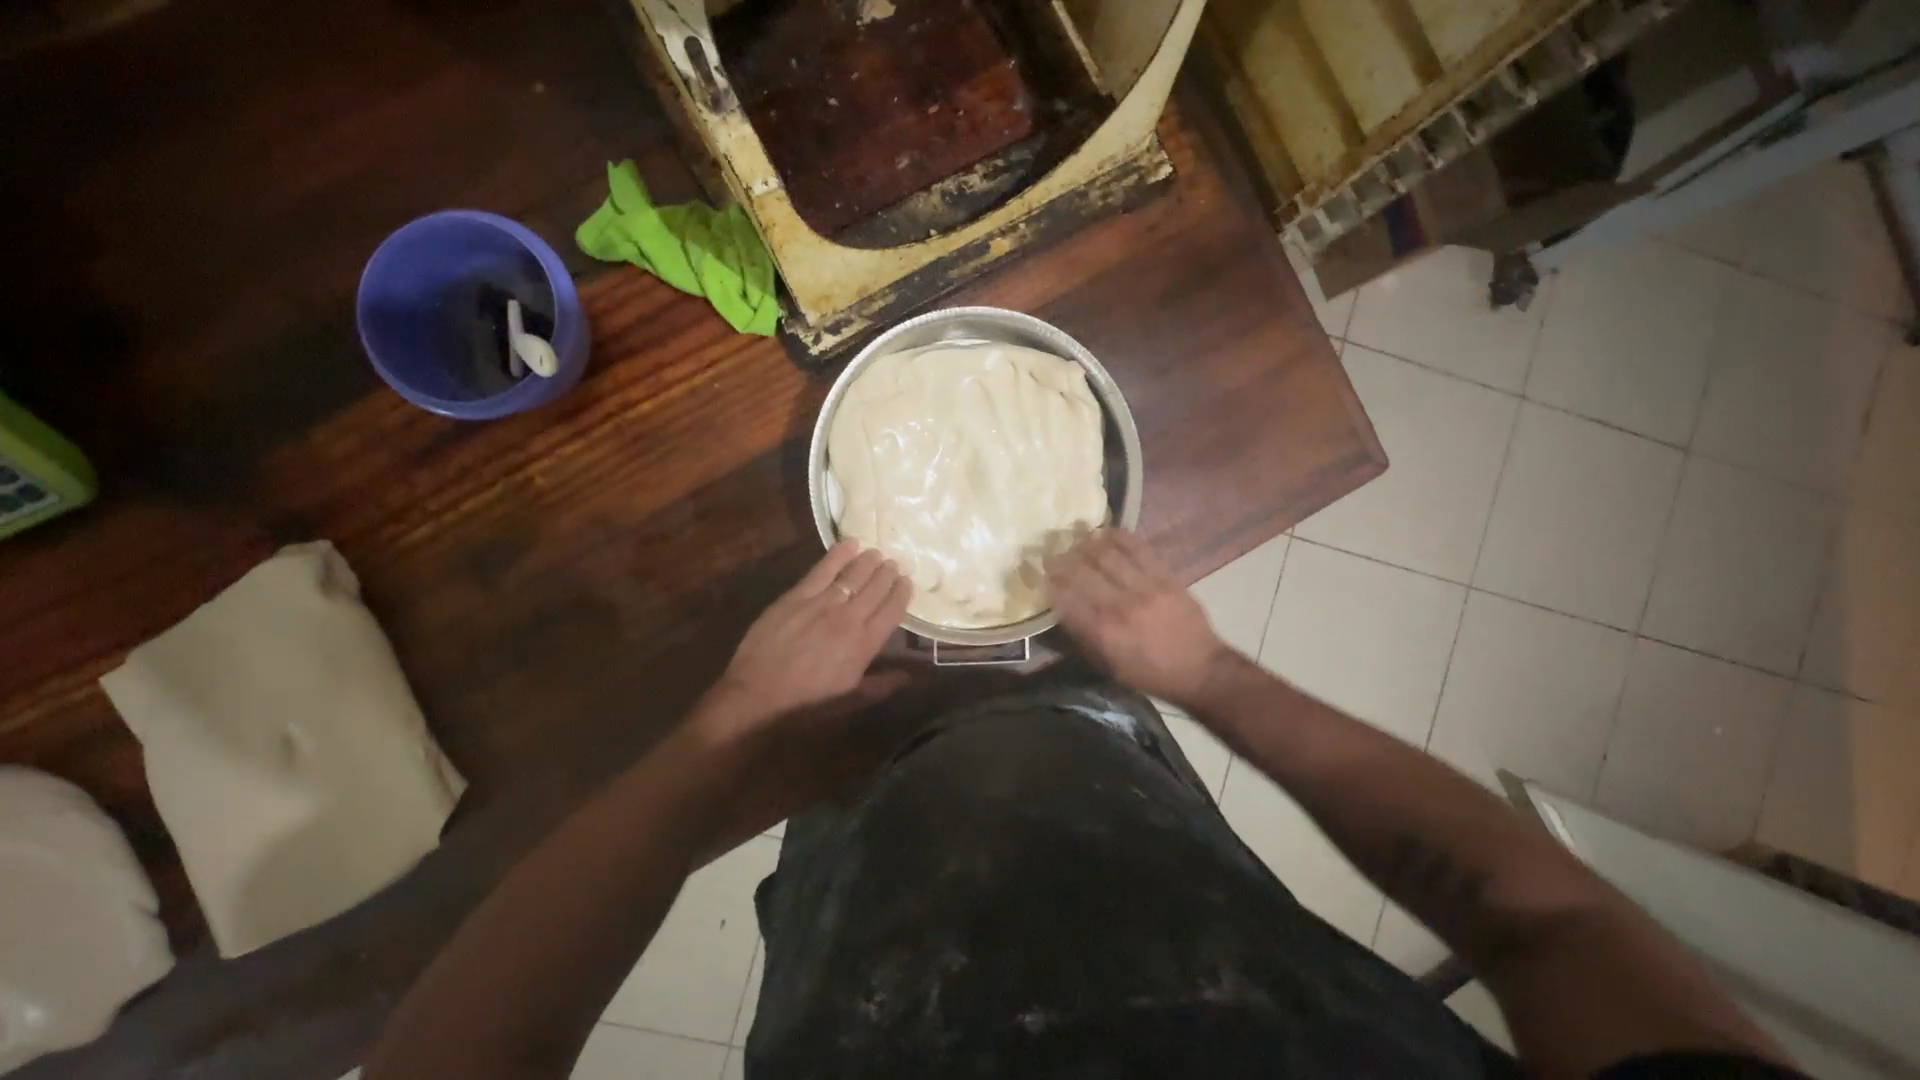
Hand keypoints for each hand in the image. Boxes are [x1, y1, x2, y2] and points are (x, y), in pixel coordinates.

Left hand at [709, 541, 912, 733]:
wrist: (758, 693)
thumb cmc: (807, 702)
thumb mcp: (850, 698)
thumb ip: (881, 684)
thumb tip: (910, 675)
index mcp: (864, 644)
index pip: (893, 610)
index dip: (903, 593)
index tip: (908, 582)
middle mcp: (849, 618)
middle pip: (876, 587)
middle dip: (888, 573)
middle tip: (894, 563)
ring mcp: (823, 603)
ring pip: (853, 574)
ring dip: (869, 561)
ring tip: (877, 553)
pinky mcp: (797, 595)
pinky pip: (823, 569)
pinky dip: (839, 554)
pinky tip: (850, 544)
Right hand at [1046, 529, 1232, 704]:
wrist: (1200, 670)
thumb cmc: (1150, 675)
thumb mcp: (1110, 667)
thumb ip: (1085, 638)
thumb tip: (1063, 612)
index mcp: (1103, 633)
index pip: (1067, 600)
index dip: (1051, 584)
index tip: (1042, 575)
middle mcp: (1120, 607)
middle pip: (1082, 573)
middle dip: (1062, 561)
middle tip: (1052, 553)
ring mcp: (1144, 589)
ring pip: (1108, 556)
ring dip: (1087, 544)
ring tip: (1076, 536)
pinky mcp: (1165, 578)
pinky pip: (1139, 551)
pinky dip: (1120, 538)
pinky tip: (1106, 531)